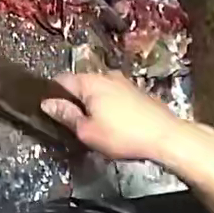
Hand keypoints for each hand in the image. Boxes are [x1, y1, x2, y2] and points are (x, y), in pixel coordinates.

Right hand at [41, 72, 208, 163]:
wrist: (165, 136)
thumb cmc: (124, 135)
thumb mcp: (87, 131)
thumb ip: (66, 115)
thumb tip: (47, 104)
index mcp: (90, 82)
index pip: (61, 80)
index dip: (52, 95)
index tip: (51, 112)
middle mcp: (106, 76)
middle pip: (81, 84)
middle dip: (74, 101)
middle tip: (72, 124)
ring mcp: (124, 82)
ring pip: (98, 90)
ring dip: (92, 105)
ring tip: (94, 127)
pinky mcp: (137, 92)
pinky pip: (114, 96)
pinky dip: (108, 106)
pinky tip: (113, 125)